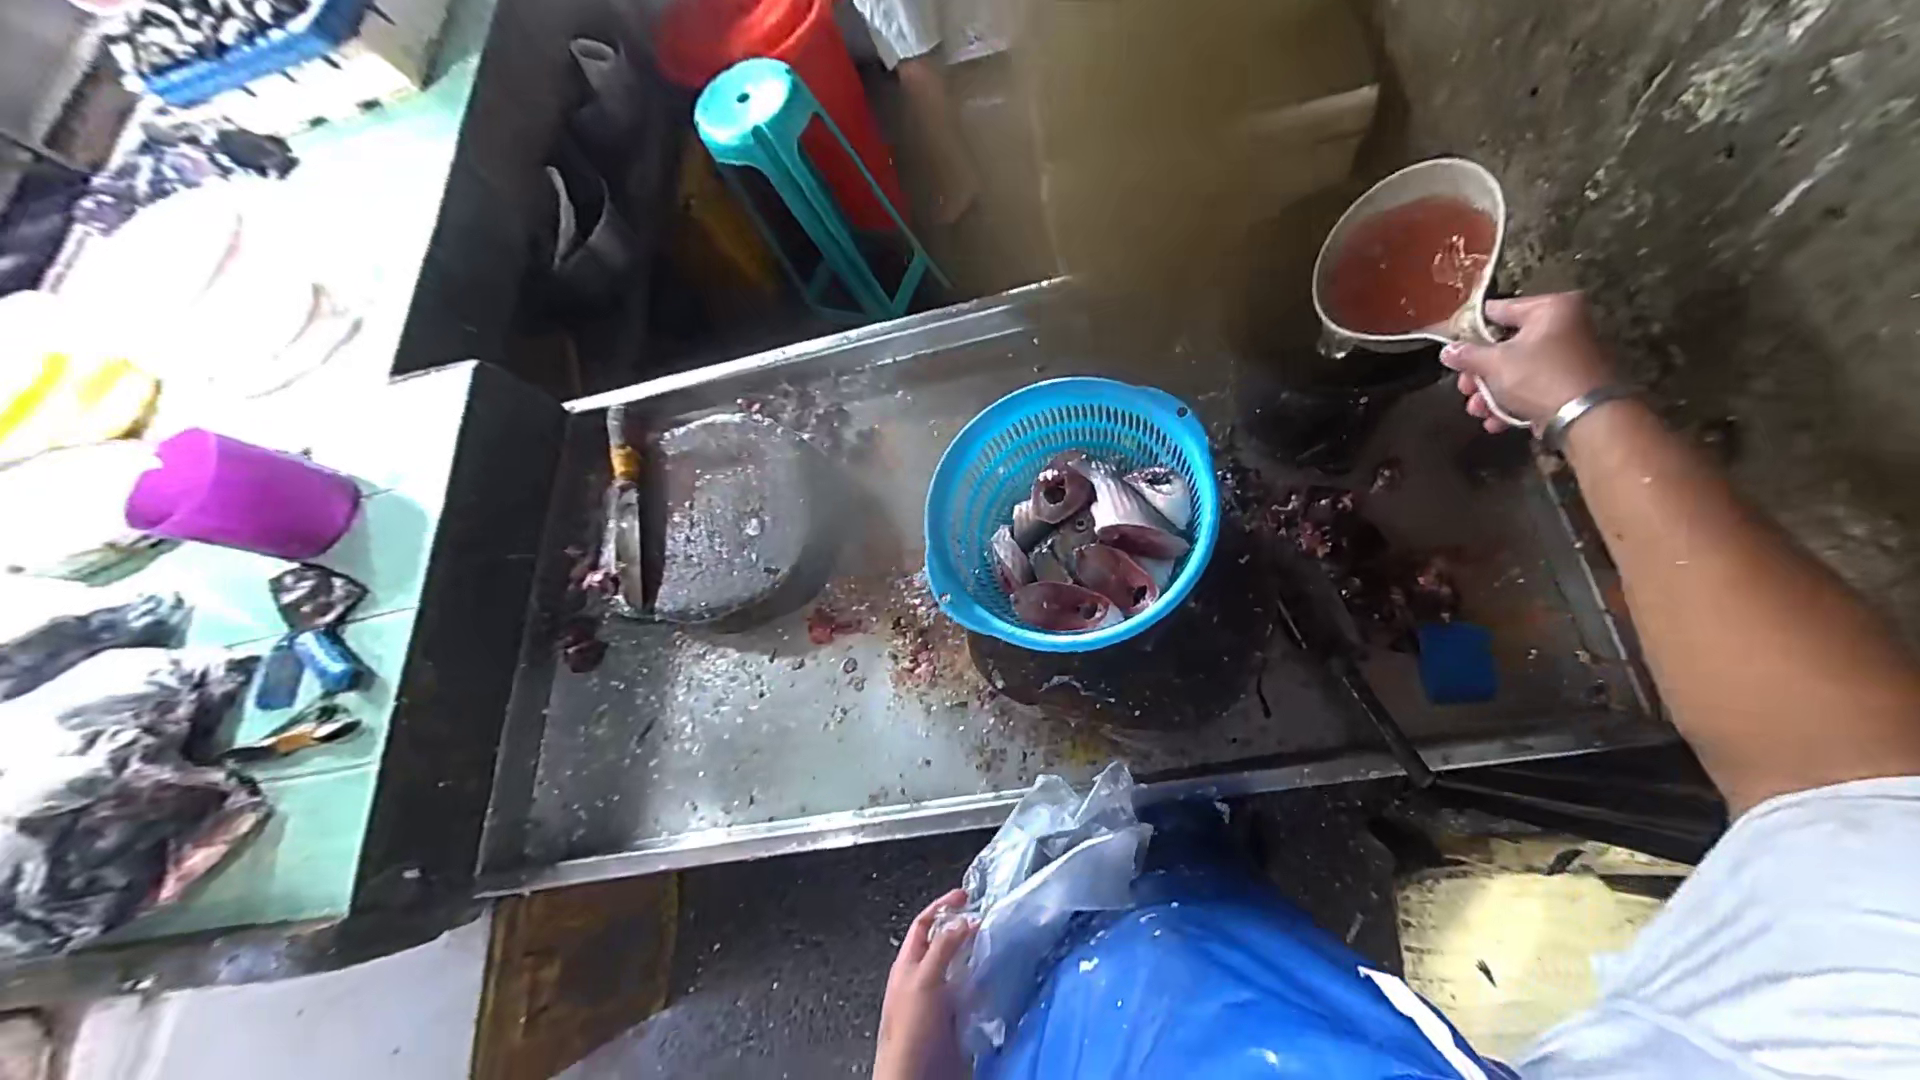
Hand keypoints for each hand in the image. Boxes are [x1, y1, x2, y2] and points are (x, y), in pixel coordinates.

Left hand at [874, 889, 976, 1079]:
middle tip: (986, 918)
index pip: (924, 923)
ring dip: (977, 956)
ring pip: (962, 967)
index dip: (942, 906)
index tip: (965, 895)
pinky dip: (985, 985)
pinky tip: (996, 981)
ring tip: (995, 944)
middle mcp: (925, 979)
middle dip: (964, 929)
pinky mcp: (957, 1021)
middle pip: (945, 944)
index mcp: (909, 964)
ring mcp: (941, 1000)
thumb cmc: (909, 1033)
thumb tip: (962, 919)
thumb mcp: (923, 980)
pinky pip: (973, 995)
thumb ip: (942, 947)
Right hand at [1441, 292, 1617, 433]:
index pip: (1496, 311)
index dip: (1467, 331)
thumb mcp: (1493, 363)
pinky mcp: (1568, 381)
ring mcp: (1567, 354)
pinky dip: (1510, 402)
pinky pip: (1529, 385)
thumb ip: (1466, 354)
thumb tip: (1447, 350)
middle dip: (1478, 373)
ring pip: (1513, 369)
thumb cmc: (1538, 377)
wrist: (1585, 415)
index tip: (1449, 349)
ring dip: (1489, 393)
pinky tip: (1495, 420)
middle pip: (1502, 345)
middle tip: (1464, 388)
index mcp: (1551, 308)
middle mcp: (1564, 325)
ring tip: (1478, 410)